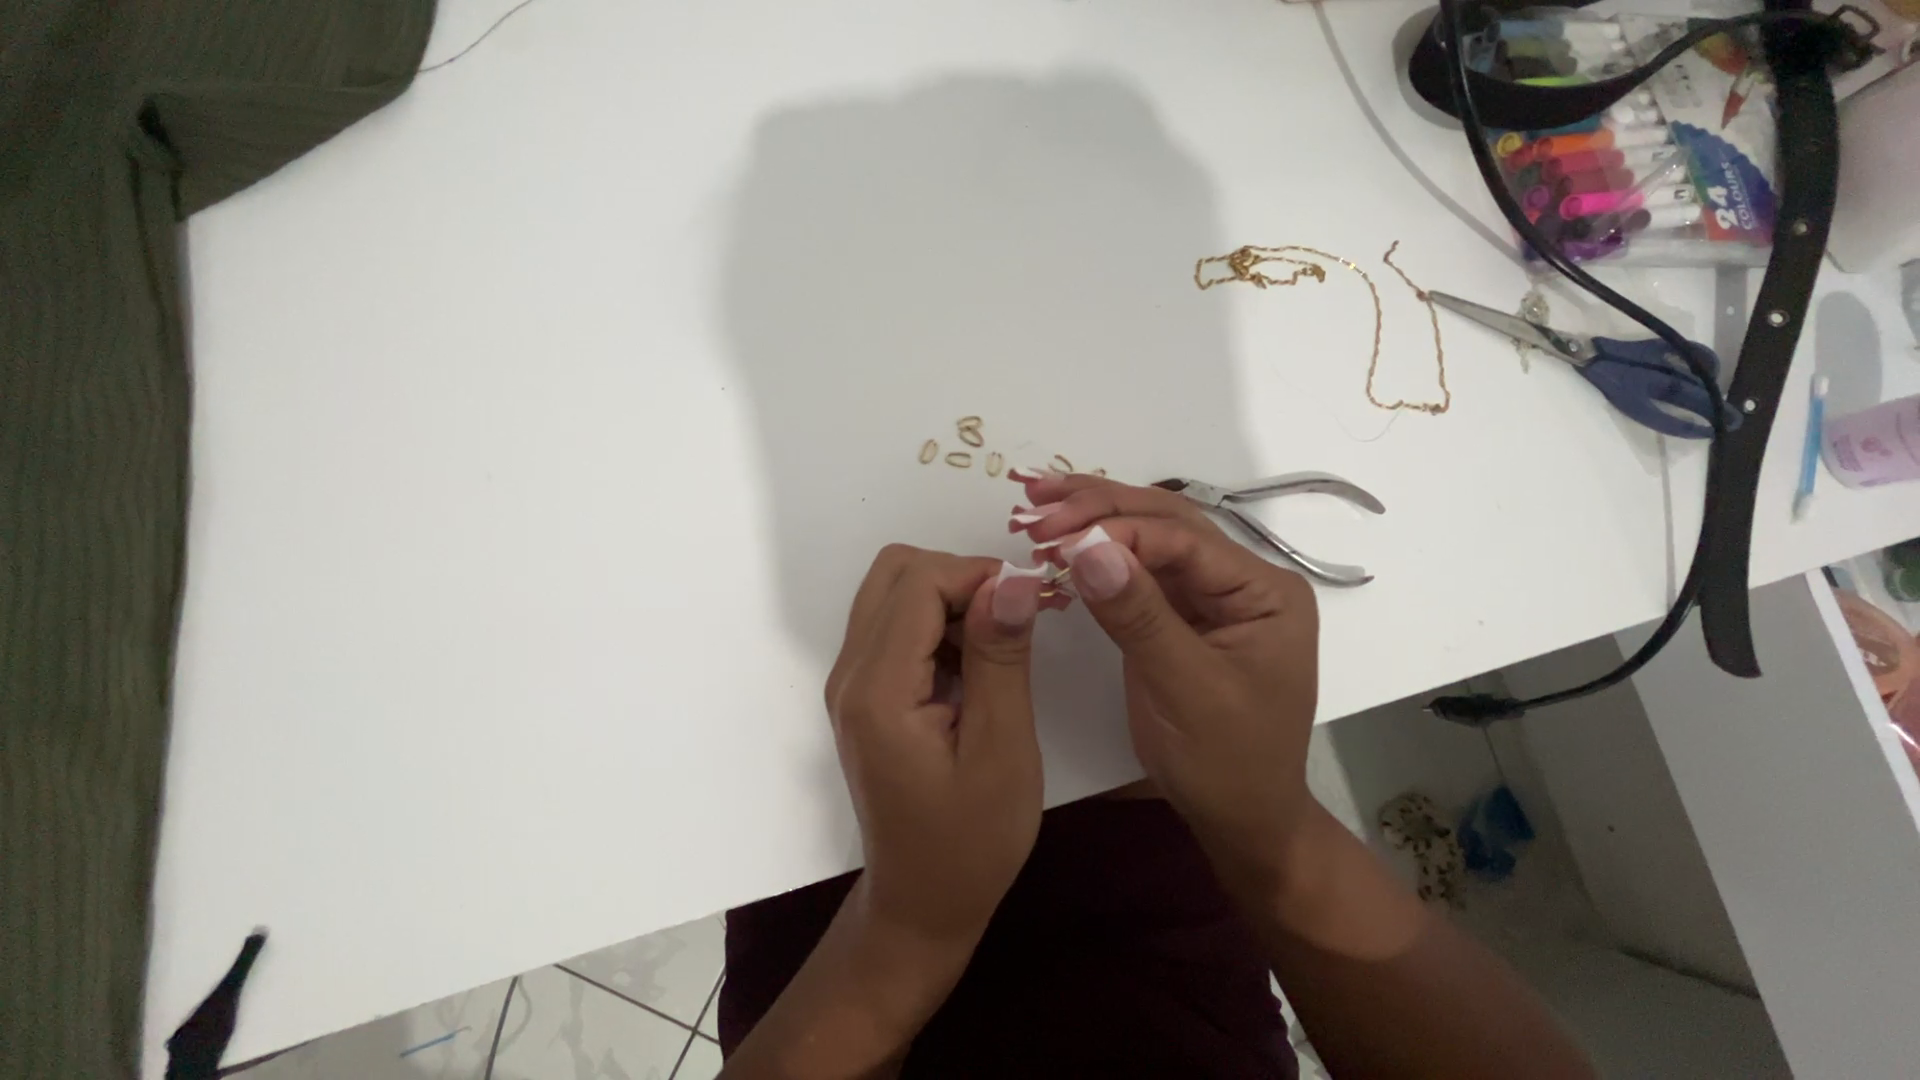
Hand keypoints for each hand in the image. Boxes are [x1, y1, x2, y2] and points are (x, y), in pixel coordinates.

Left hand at [825, 545, 1045, 944]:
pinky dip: (938, 623)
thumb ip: (1001, 658)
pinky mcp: (863, 693)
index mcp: (878, 690)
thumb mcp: (1002, 751)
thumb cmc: (971, 842)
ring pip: (893, 592)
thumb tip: (1012, 579)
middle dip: (961, 577)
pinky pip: (895, 625)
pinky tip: (976, 666)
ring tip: (1002, 643)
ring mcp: (850, 683)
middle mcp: (850, 674)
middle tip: (1014, 616)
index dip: (979, 574)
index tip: (1033, 600)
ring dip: (950, 598)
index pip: (919, 583)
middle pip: (895, 572)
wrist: (921, 903)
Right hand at [1012, 473, 1319, 890]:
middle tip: (1035, 500)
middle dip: (1099, 507)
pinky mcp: (1177, 613)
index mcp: (1263, 591)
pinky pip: (1135, 571)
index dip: (1118, 531)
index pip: (1183, 539)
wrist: (1240, 818)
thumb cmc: (1227, 761)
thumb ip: (1139, 616)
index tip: (1055, 538)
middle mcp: (1238, 581)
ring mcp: (1207, 595)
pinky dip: (1096, 553)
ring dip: (1093, 518)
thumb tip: (1087, 548)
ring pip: (1147, 539)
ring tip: (1037, 498)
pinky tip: (1060, 538)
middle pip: (1165, 524)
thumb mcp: (1186, 689)